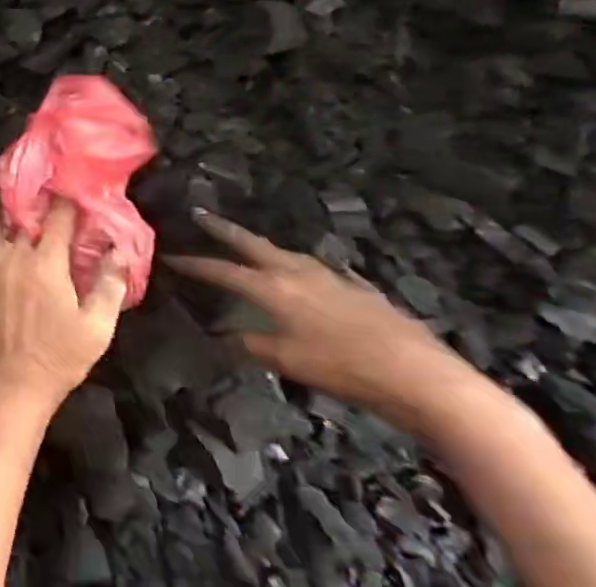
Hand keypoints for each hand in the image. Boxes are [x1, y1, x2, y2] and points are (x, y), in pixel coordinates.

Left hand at [0, 170, 127, 406]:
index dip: (67, 197)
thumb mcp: (98, 323)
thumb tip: (120, 249)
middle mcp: (17, 256)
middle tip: (25, 161)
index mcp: (47, 263)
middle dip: (28, 189)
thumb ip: (109, 283)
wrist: (23, 377)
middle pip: (23, 216)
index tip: (71, 174)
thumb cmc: (65, 352)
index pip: (59, 220)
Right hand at [165, 208, 475, 428]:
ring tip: (254, 246)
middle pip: (252, 244)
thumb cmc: (346, 369)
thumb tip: (225, 336)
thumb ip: (251, 345)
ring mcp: (336, 280)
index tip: (168, 256)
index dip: (192, 263)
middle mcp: (298, 274)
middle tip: (201, 215)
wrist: (427, 380)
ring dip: (266, 248)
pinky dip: (310, 270)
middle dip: (223, 230)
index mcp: (272, 289)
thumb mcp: (287, 361)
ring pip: (290, 254)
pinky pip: (327, 272)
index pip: (220, 270)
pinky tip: (316, 275)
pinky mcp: (365, 292)